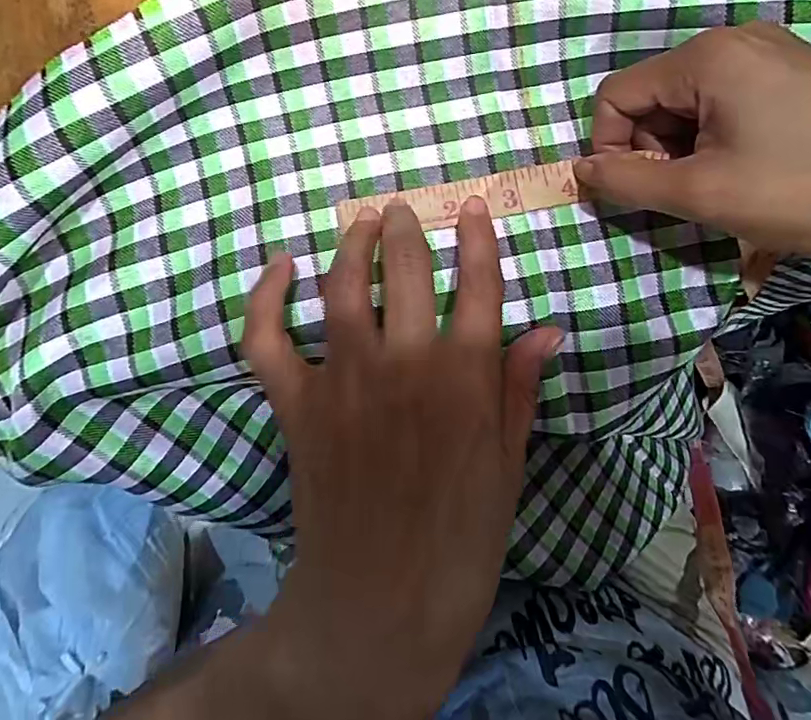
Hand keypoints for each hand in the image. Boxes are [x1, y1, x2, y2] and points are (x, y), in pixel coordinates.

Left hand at [241, 199, 560, 716]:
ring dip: (351, 245)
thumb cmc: (458, 539)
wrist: (380, 603)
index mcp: (465, 380)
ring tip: (360, 223)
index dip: (477, 240)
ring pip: (344, 289)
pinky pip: (269, 338)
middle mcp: (405, 366)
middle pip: (406, 270)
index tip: (472, 208)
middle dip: (405, 230)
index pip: (478, 286)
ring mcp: (345, 380)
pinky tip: (281, 266)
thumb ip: (519, 389)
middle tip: (401, 211)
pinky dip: (266, 298)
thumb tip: (545, 328)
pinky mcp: (297, 403)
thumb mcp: (507, 466)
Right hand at [572, 22, 810, 288]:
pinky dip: (723, 141)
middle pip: (655, 97)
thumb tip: (580, 171)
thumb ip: (624, 179)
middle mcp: (739, 41)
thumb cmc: (808, 191)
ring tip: (725, 190)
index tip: (637, 189)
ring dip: (687, 150)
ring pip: (693, 104)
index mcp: (706, 56)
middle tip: (686, 194)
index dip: (608, 145)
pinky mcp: (808, 78)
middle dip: (653, 148)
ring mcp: (780, 56)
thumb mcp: (700, 193)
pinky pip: (735, 104)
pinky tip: (758, 175)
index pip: (616, 95)